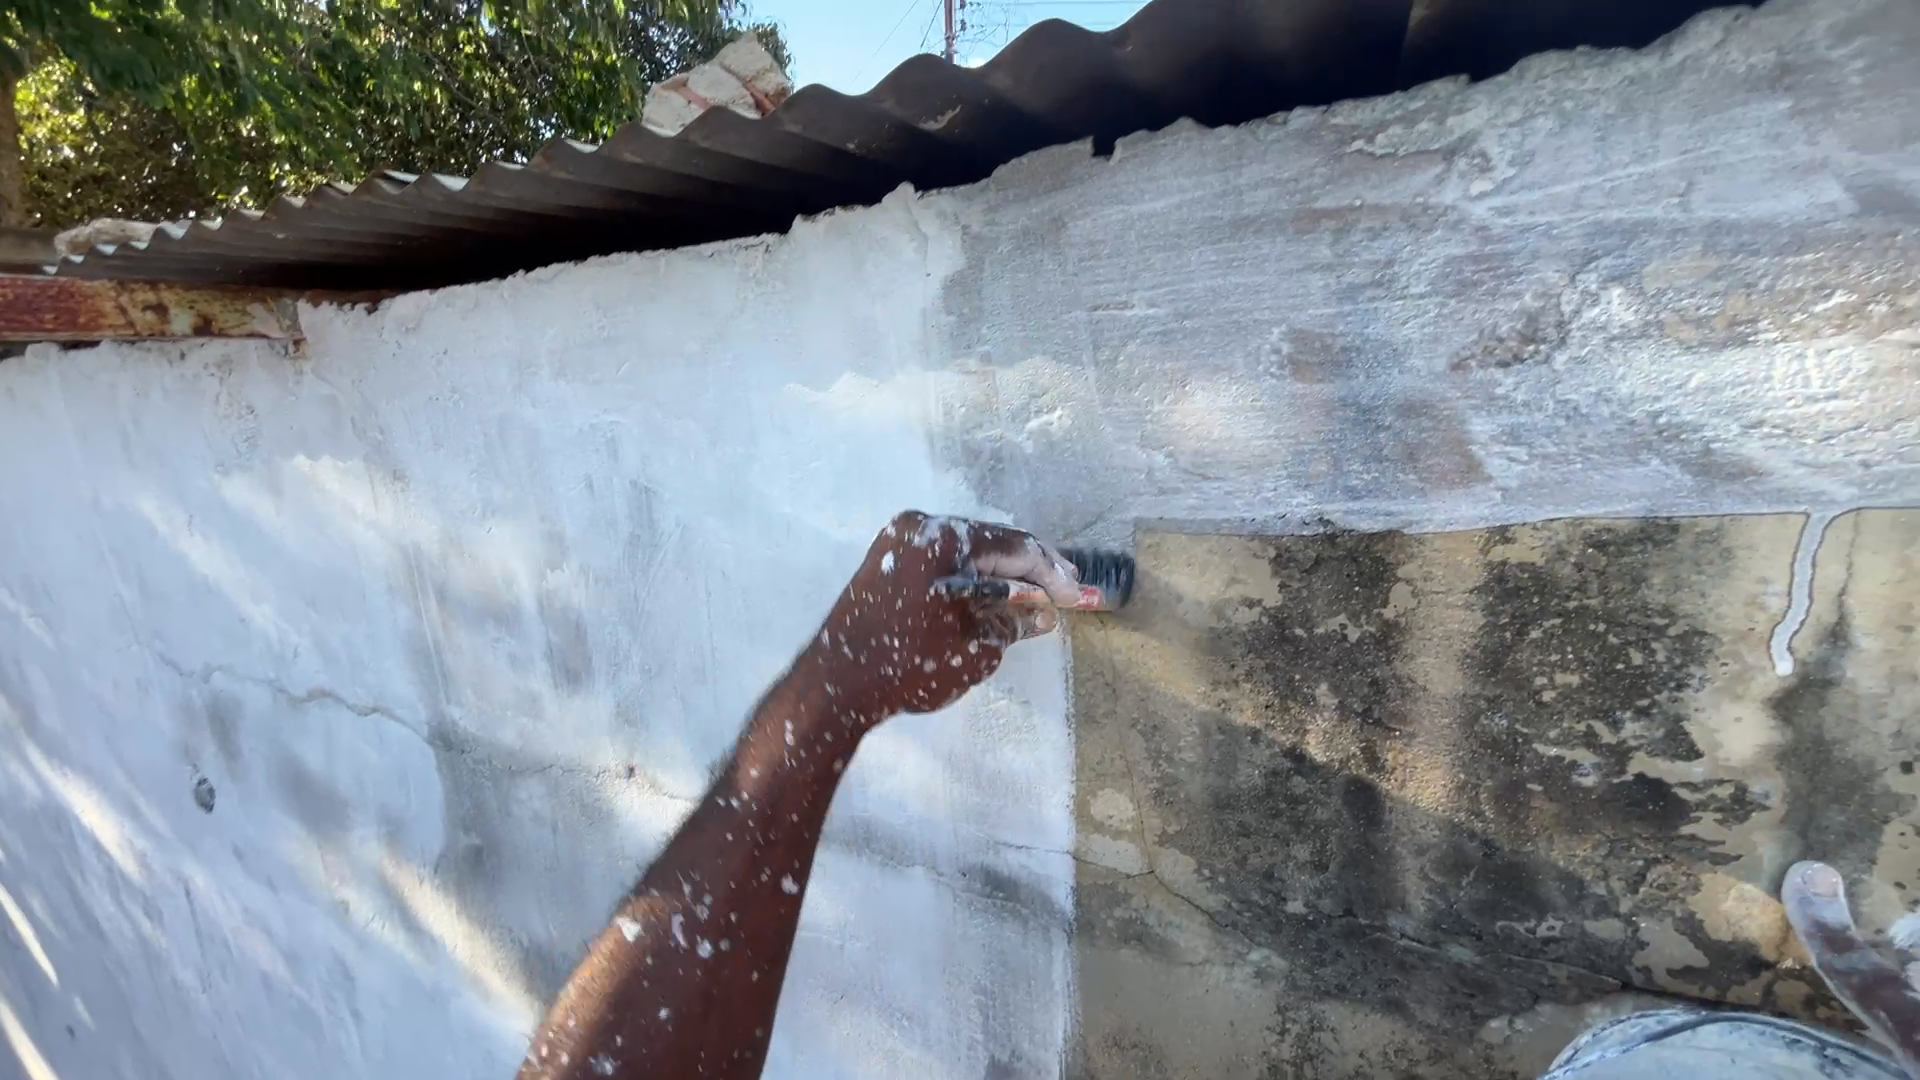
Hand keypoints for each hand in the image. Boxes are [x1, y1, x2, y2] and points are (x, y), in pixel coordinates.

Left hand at [807, 511, 1080, 722]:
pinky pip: (944, 564)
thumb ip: (1013, 625)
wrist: (833, 686)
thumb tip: (1043, 617)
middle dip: (1029, 570)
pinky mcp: (889, 563)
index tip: (1077, 595)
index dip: (1051, 572)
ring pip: (967, 554)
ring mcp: (899, 543)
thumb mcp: (973, 651)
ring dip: (1001, 575)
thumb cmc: (905, 667)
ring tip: (1037, 596)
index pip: (1011, 547)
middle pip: (989, 544)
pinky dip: (972, 580)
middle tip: (1066, 590)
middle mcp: (918, 528)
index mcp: (939, 539)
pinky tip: (996, 596)